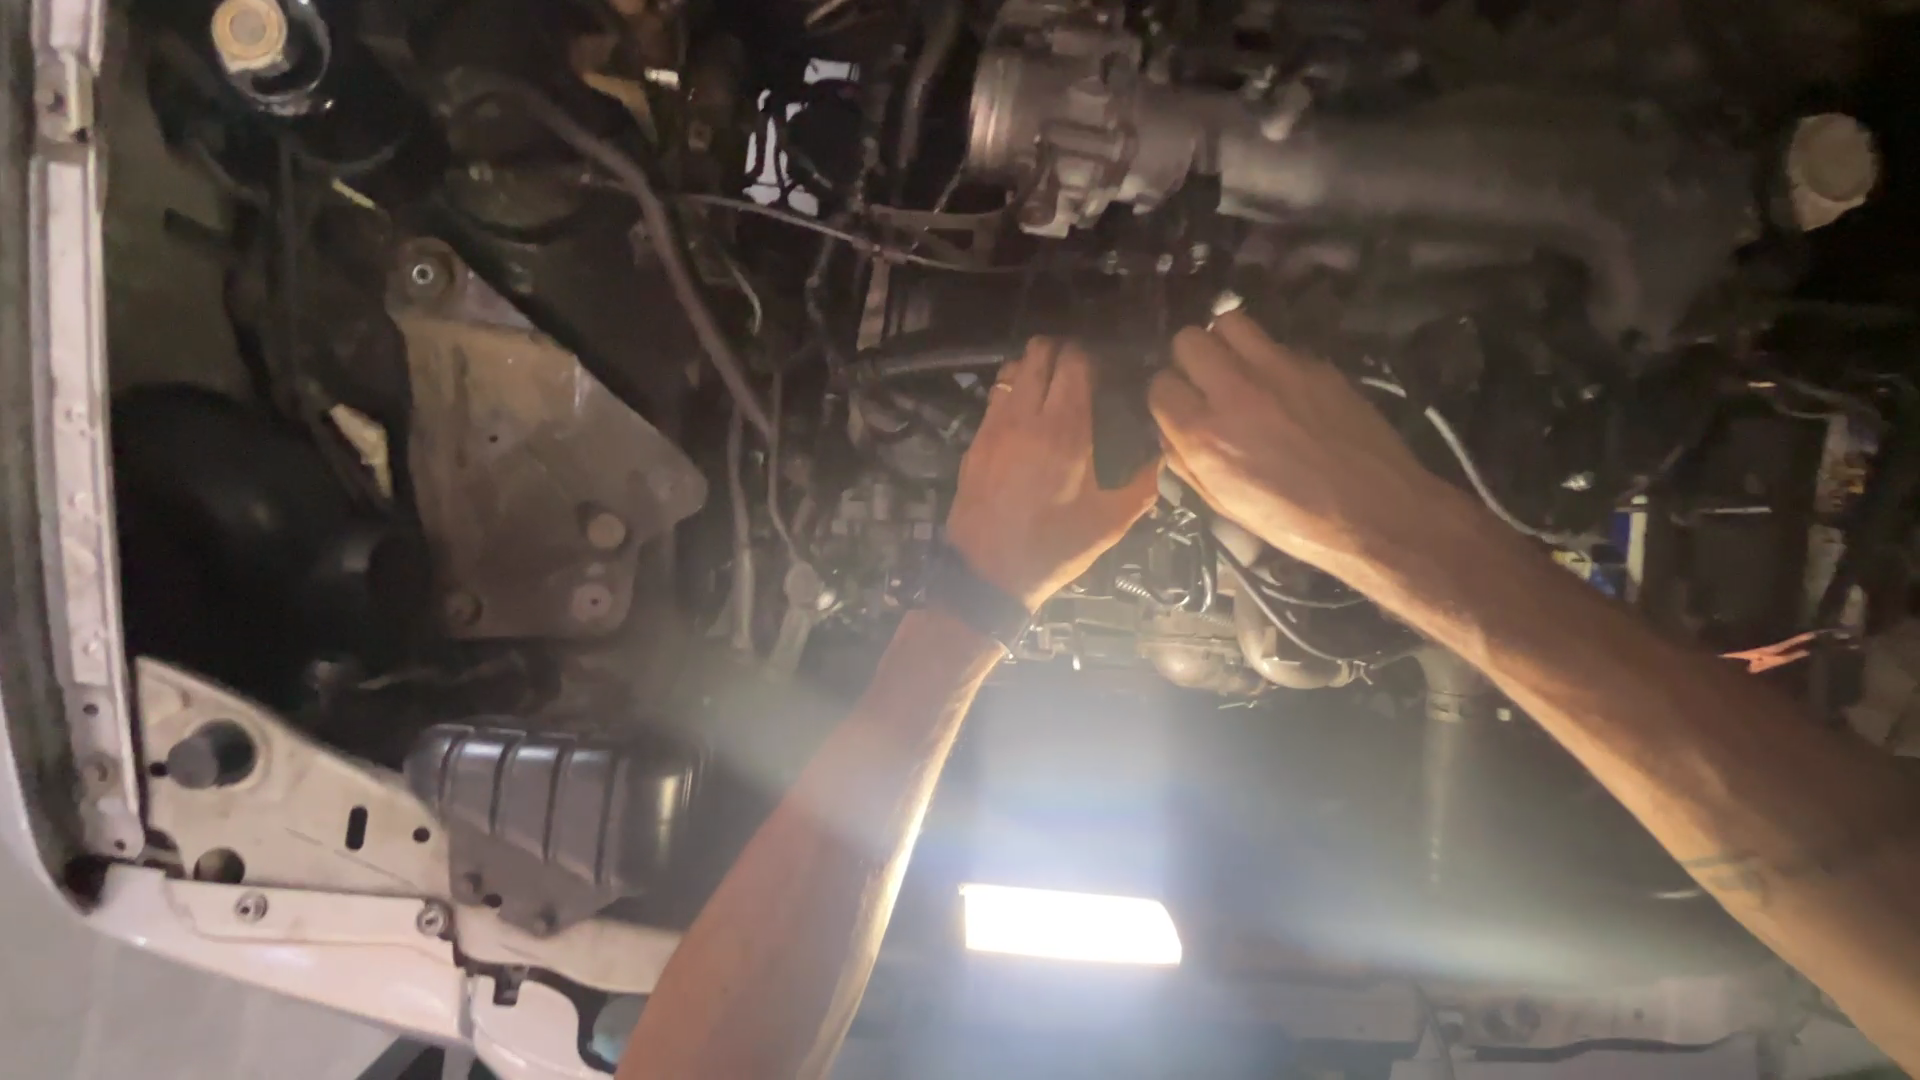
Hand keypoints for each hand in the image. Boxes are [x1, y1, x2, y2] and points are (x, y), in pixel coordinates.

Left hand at [947, 338, 1160, 610]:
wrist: (987, 574)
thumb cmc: (1053, 548)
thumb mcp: (1110, 522)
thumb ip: (1143, 482)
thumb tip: (1162, 453)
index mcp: (1063, 430)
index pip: (1075, 361)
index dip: (1093, 356)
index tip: (1107, 369)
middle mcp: (1024, 417)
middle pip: (1040, 352)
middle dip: (1063, 352)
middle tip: (1081, 371)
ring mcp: (994, 426)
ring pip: (1013, 369)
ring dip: (1035, 368)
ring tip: (1053, 388)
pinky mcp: (975, 442)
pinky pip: (996, 398)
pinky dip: (1014, 392)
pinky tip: (1028, 416)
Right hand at [1149, 311, 1450, 571]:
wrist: (1374, 514)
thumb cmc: (1290, 522)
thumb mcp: (1220, 503)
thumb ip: (1185, 461)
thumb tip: (1172, 430)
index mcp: (1204, 434)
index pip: (1160, 385)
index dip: (1166, 398)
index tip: (1178, 410)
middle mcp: (1234, 391)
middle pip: (1188, 339)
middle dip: (1189, 360)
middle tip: (1204, 384)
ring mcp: (1278, 370)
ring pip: (1230, 322)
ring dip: (1225, 343)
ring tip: (1236, 370)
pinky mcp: (1316, 364)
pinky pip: (1276, 343)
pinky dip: (1268, 360)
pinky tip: (1281, 388)